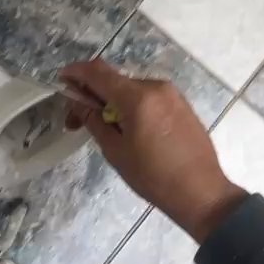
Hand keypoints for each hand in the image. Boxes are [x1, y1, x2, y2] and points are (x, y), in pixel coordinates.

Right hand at [58, 60, 248, 242]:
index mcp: (137, 97)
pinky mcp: (181, 104)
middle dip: (92, 96)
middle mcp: (155, 87)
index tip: (61, 81)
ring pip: (131, 90)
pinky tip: (129, 130)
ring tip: (106, 131)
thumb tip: (76, 100)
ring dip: (113, 103)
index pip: (97, 71)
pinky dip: (132, 106)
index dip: (75, 72)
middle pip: (114, 81)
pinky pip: (148, 98)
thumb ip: (93, 120)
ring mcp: (172, 94)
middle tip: (78, 122)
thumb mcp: (115, 150)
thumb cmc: (153, 176)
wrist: (201, 192)